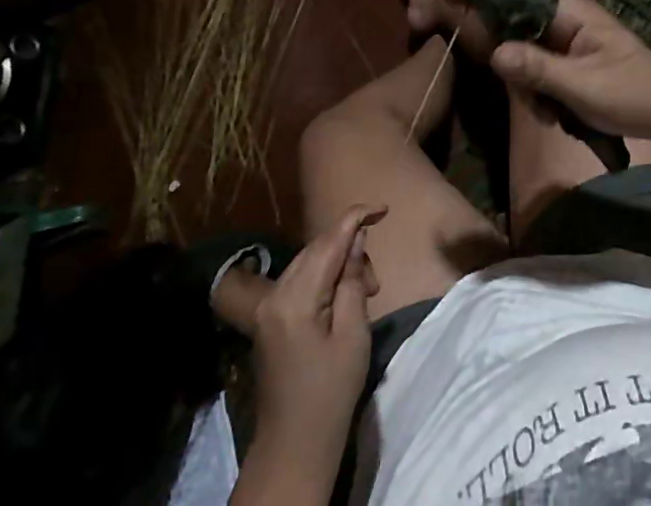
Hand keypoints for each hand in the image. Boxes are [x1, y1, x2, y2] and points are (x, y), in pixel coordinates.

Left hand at [249, 204, 383, 457]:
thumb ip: (354, 281)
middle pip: (316, 249)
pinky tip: (341, 299)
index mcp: (295, 299)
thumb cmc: (331, 391)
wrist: (294, 443)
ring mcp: (268, 307)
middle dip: (350, 250)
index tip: (382, 208)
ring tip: (364, 295)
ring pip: (308, 263)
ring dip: (338, 265)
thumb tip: (357, 241)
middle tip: (377, 282)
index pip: (328, 242)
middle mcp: (274, 294)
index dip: (355, 218)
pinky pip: (300, 281)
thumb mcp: (353, 335)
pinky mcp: (269, 318)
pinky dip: (324, 278)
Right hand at [488, 0, 650, 137]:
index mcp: (570, 12)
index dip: (493, 14)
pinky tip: (555, 115)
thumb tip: (494, 52)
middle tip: (533, 101)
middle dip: (518, 70)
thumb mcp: (581, 84)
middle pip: (518, 33)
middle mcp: (566, 20)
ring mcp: (569, 43)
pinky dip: (544, 94)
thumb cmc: (632, 92)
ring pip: (528, 57)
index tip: (476, 38)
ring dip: (532, 88)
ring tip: (549, 115)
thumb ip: (537, 68)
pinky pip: (542, 73)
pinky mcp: (572, 64)